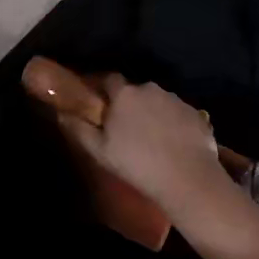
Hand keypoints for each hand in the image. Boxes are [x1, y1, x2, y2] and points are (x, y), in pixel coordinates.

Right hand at [54, 78, 236, 221]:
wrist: (187, 178)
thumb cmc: (136, 163)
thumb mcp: (100, 151)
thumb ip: (79, 129)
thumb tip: (63, 113)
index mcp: (125, 93)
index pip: (110, 80)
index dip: (104, 91)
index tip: (102, 106)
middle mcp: (150, 88)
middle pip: (135, 91)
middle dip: (130, 105)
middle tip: (126, 129)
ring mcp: (176, 99)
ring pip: (158, 102)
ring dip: (153, 114)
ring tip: (152, 140)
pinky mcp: (195, 113)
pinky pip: (178, 114)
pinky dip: (173, 124)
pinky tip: (173, 145)